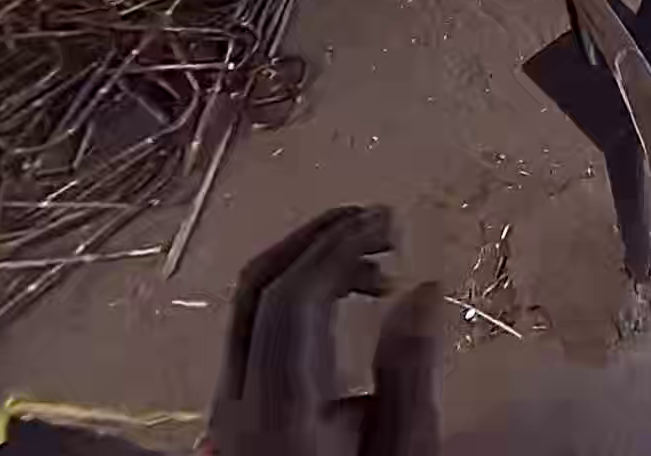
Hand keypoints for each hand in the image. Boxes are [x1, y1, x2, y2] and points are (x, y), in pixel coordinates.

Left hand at [208, 207, 440, 455]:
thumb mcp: (401, 454)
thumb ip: (408, 372)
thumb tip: (423, 286)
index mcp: (278, 410)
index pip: (295, 299)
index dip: (340, 246)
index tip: (388, 220)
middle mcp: (237, 399)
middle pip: (259, 284)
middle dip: (319, 234)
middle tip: (376, 218)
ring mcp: (226, 405)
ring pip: (253, 300)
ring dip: (311, 258)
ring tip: (376, 261)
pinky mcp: (234, 410)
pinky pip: (258, 324)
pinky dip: (303, 291)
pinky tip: (347, 302)